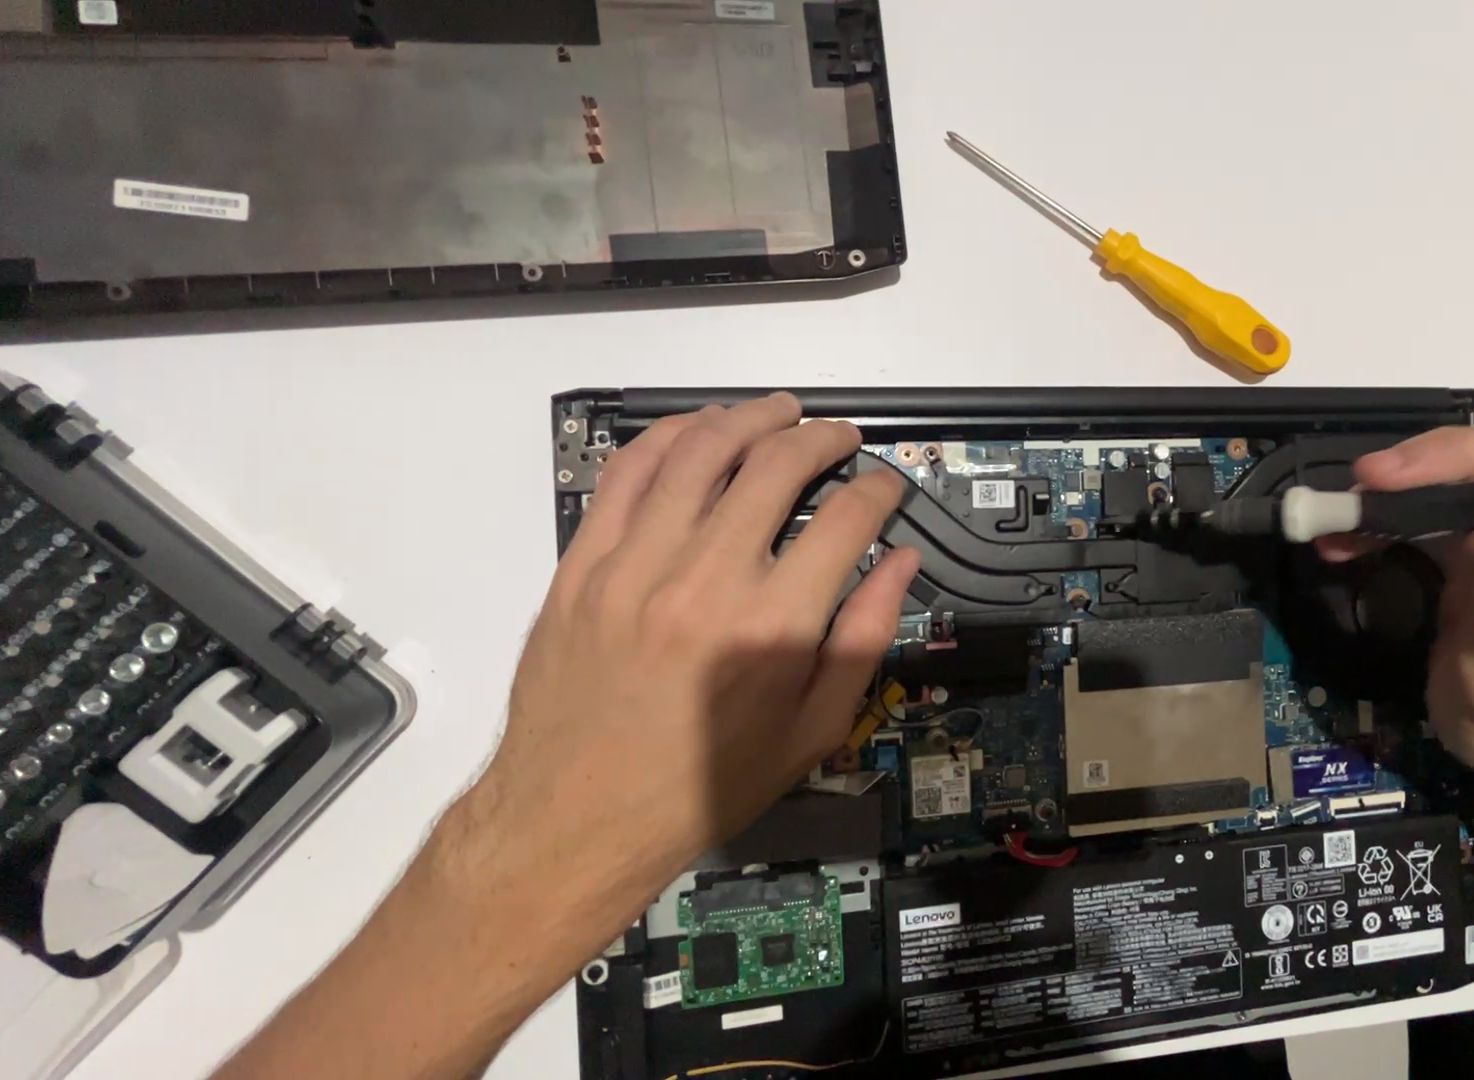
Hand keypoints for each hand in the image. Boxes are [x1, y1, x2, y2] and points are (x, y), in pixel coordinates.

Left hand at [457, 393, 918, 929]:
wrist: (573, 822)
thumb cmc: (706, 785)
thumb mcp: (811, 732)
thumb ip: (864, 639)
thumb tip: (901, 561)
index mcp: (774, 626)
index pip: (845, 521)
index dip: (879, 491)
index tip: (887, 487)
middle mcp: (707, 579)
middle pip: (776, 467)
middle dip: (822, 438)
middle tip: (839, 436)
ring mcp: (635, 565)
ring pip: (701, 452)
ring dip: (750, 418)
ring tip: (780, 410)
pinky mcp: (584, 564)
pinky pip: (627, 474)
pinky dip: (670, 436)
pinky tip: (699, 429)